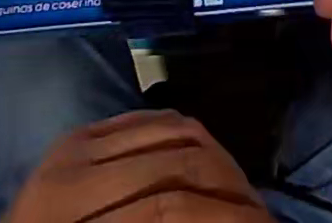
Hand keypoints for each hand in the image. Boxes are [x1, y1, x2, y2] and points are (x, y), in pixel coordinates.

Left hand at [5, 111, 270, 222]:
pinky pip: (147, 118)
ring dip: (216, 157)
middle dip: (229, 188)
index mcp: (72, 221)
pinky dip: (184, 134)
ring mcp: (72, 149)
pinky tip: (204, 158)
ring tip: (239, 187)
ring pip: (169, 129)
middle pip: (177, 163)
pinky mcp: (76, 135)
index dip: (226, 219)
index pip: (171, 210)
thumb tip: (230, 218)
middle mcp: (71, 178)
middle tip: (261, 210)